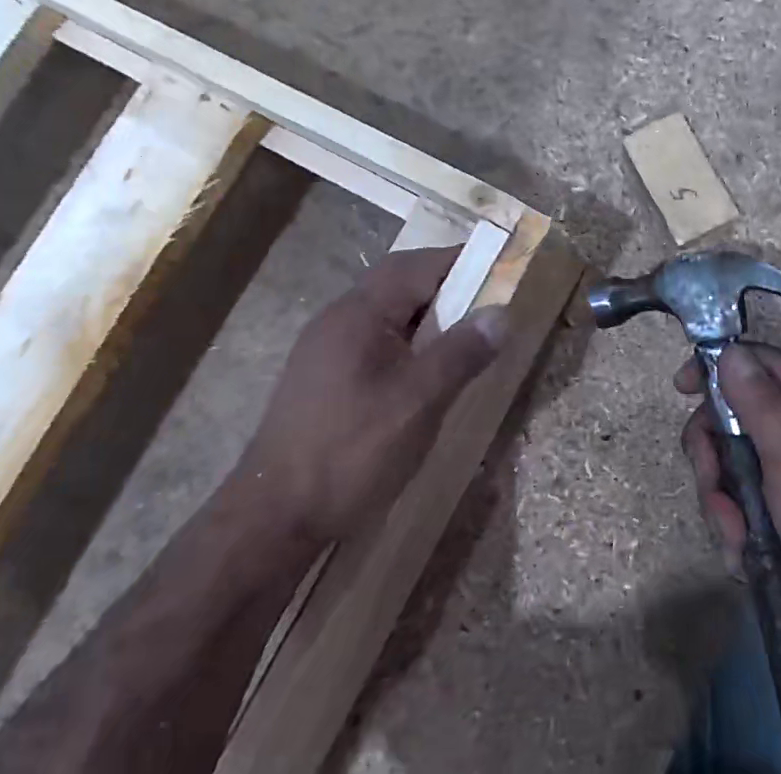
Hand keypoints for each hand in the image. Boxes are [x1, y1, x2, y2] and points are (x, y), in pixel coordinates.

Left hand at [235, 247, 506, 542]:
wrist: (276, 518)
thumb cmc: (352, 450)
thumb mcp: (419, 400)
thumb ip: (462, 352)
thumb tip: (502, 314)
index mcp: (357, 315)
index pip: (417, 266)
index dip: (462, 261)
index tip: (504, 268)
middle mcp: (338, 322)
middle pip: (401, 284)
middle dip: (450, 285)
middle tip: (493, 302)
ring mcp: (329, 351)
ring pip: (391, 314)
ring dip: (433, 314)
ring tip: (472, 333)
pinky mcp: (329, 378)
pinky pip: (381, 340)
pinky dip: (415, 340)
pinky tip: (433, 369)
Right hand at [677, 344, 780, 629]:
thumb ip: (758, 398)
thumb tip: (729, 351)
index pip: (754, 361)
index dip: (715, 369)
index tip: (681, 390)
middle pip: (732, 415)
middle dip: (713, 455)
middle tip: (714, 487)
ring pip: (731, 460)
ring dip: (722, 498)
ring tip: (736, 531)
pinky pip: (743, 494)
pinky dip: (735, 519)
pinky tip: (742, 546)